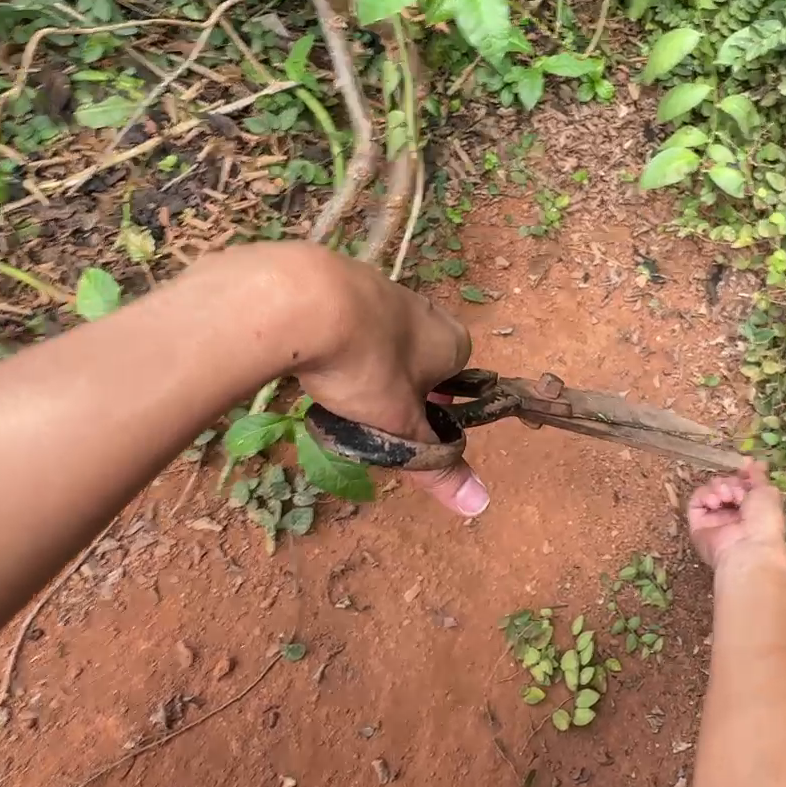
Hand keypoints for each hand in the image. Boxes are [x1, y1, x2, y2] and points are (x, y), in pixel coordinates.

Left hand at [235, 243, 485, 515]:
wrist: (307, 300)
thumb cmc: (368, 365)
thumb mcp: (400, 425)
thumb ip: (436, 464)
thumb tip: (478, 505)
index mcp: (453, 342)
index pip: (456, 381)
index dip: (430, 408)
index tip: (401, 424)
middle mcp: (427, 311)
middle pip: (418, 359)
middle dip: (396, 386)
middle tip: (365, 410)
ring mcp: (385, 290)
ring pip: (381, 338)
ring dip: (364, 363)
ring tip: (332, 386)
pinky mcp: (344, 281)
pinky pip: (347, 319)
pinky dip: (335, 339)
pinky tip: (310, 357)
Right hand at [686, 460, 785, 570]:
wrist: (749, 549)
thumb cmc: (765, 521)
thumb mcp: (768, 492)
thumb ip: (758, 476)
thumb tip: (756, 462)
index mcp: (753, 510)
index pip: (742, 486)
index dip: (742, 476)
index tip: (745, 469)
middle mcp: (733, 515)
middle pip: (725, 486)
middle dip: (732, 482)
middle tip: (737, 492)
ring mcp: (715, 520)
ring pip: (710, 491)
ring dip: (719, 487)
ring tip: (726, 496)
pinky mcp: (698, 524)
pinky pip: (696, 501)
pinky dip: (704, 495)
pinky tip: (715, 501)